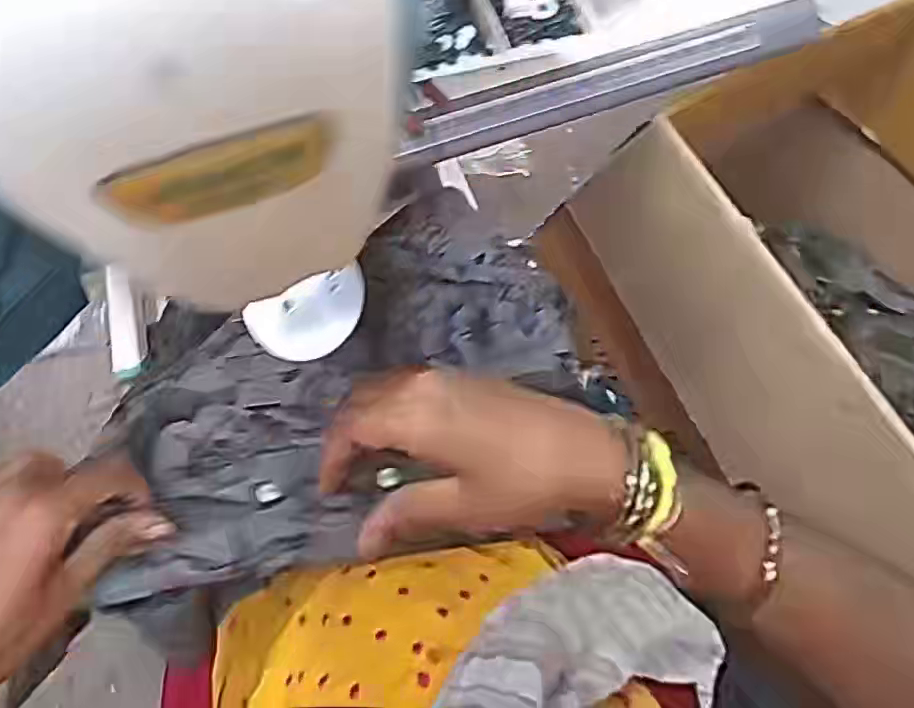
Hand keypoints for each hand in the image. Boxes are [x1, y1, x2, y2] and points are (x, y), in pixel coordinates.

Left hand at [0, 452, 171, 707]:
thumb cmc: (0, 636)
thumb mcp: (65, 593)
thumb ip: (111, 544)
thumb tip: (159, 521)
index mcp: (46, 504)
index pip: (109, 472)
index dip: (137, 488)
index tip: (147, 515)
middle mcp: (18, 483)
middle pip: (77, 464)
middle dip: (100, 489)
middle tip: (109, 527)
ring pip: (45, 463)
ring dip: (67, 483)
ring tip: (72, 526)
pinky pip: (16, 476)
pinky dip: (37, 488)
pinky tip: (34, 532)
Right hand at [319, 368, 628, 557]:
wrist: (584, 447)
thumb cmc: (522, 481)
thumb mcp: (464, 505)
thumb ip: (406, 512)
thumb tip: (362, 538)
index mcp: (413, 413)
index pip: (351, 426)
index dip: (332, 457)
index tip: (329, 490)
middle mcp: (418, 384)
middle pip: (360, 400)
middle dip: (343, 435)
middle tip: (343, 476)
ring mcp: (440, 375)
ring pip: (380, 387)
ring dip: (364, 417)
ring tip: (368, 459)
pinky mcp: (458, 375)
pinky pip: (403, 383)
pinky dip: (387, 406)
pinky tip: (402, 436)